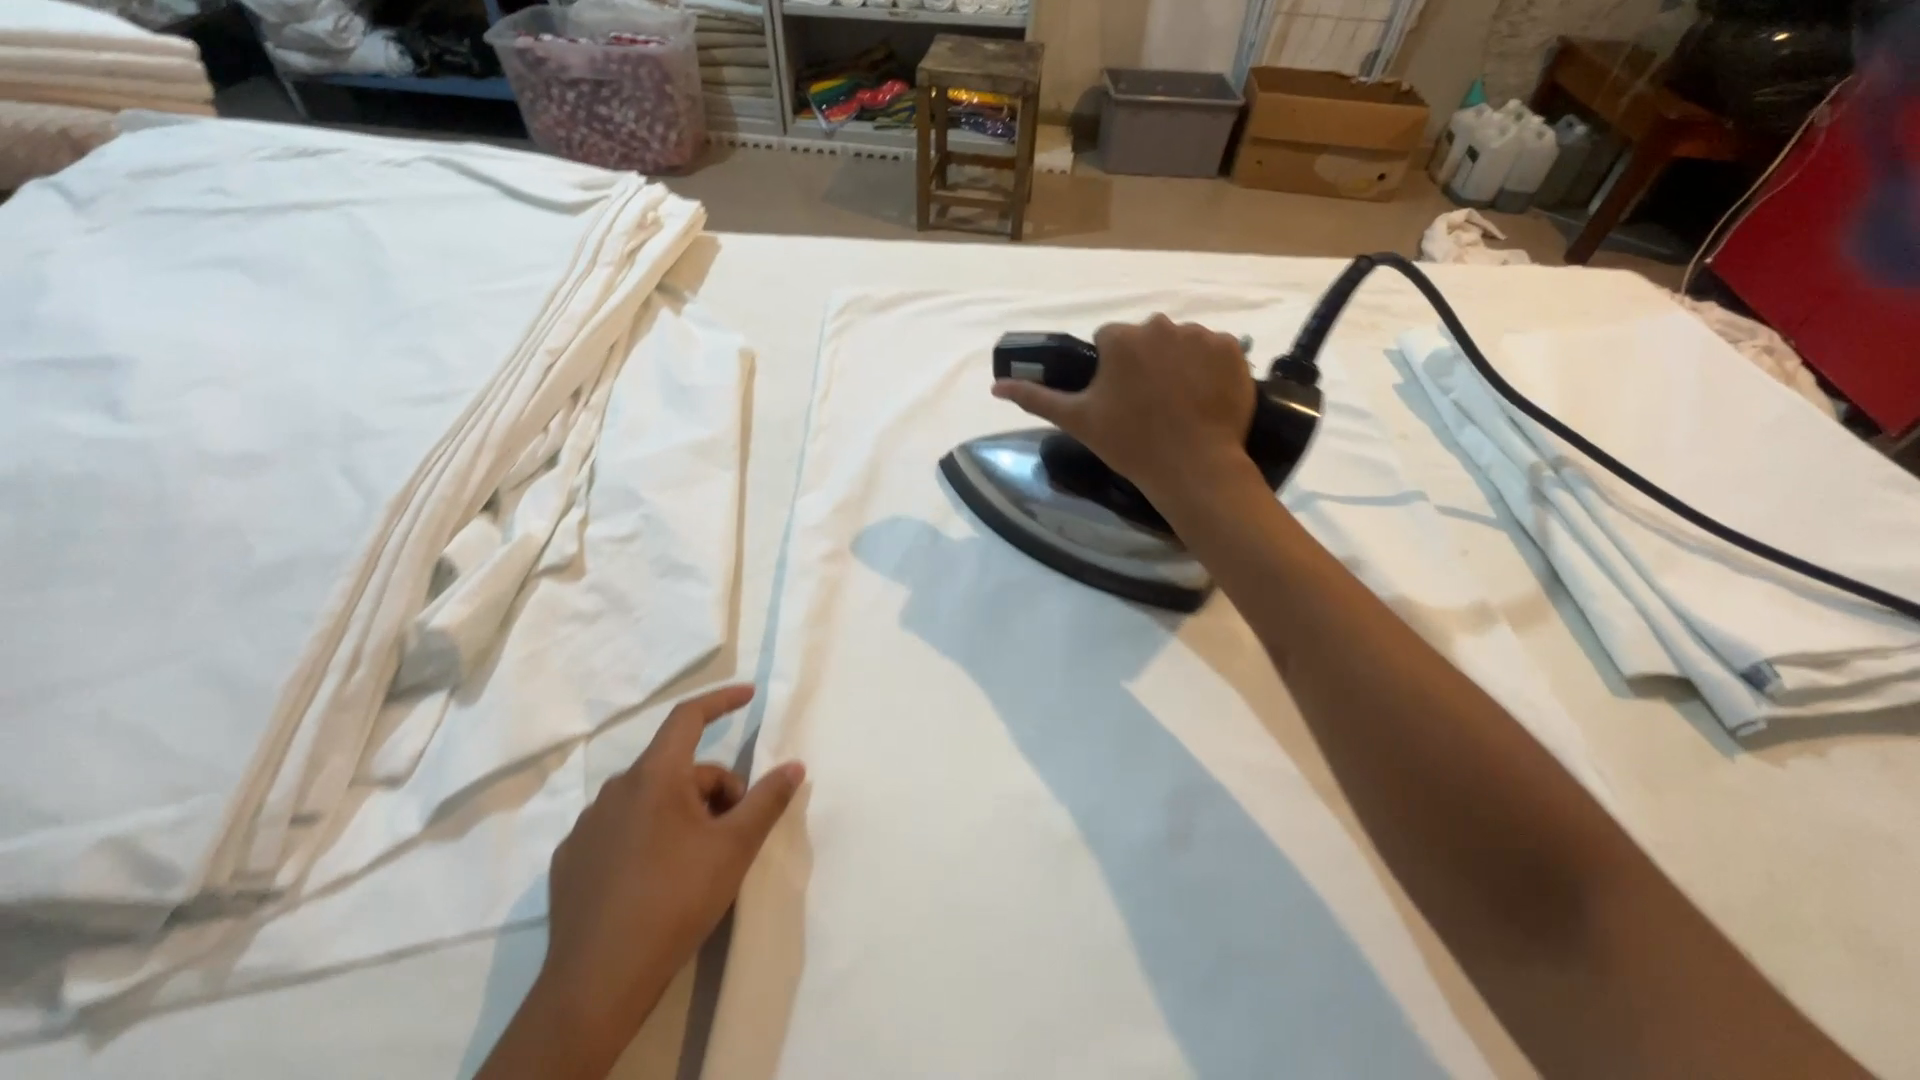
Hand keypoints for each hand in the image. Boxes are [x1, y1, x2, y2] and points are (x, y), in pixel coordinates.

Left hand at [539, 685, 803, 1043]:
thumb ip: (767, 800)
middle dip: (715, 790)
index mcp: (654, 777)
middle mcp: (615, 790)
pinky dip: (649, 839)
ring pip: (650, 802)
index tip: (748, 695)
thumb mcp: (734, 849)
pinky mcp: (572, 859)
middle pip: (678, 770)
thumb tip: (794, 765)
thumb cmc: (676, 900)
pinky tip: (658, 882)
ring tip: (699, 864)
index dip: (721, 701)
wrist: (599, 978)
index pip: (688, 717)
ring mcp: (587, 825)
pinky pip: (621, 831)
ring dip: (683, 816)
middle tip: (736, 834)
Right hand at [991, 314, 1255, 502]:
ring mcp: (1201, 336)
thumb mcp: (1078, 421)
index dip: (1112, 370)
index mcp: (1121, 338)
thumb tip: (996, 386)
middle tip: (1150, 405)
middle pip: (1148, 339)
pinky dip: (1210, 369)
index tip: (1120, 399)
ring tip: (1180, 404)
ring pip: (1182, 343)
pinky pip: (1215, 351)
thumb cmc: (1131, 444)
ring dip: (1178, 364)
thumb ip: (1037, 397)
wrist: (1194, 467)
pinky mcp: (1233, 350)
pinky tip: (1204, 398)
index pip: (1110, 341)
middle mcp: (1161, 326)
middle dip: (1146, 363)